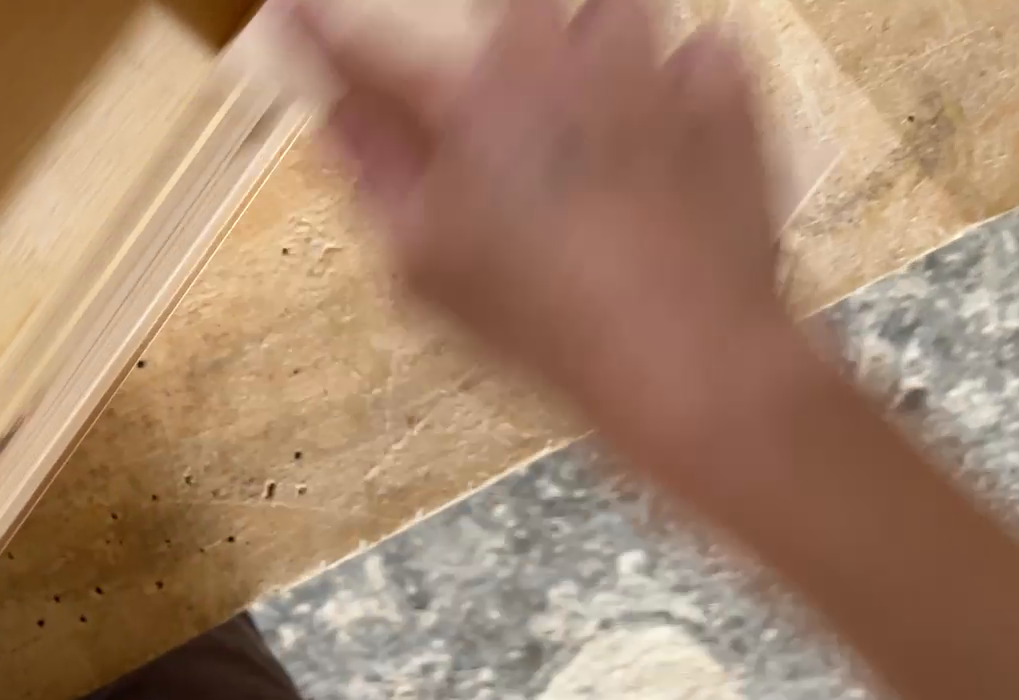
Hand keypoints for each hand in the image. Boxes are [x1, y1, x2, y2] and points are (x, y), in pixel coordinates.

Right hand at [294, 0, 808, 458]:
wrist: (675, 346)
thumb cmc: (526, 314)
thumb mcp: (420, 262)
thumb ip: (374, 175)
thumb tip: (333, 117)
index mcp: (470, 106)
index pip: (369, 53)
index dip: (320, 29)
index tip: (288, 6)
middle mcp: (562, 57)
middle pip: (510, 4)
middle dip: (489, 39)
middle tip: (486, 105)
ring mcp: (658, 61)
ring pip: (607, 13)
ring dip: (580, 50)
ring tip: (576, 127)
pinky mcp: (730, 87)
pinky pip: (692, 51)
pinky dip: (666, 86)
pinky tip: (648, 149)